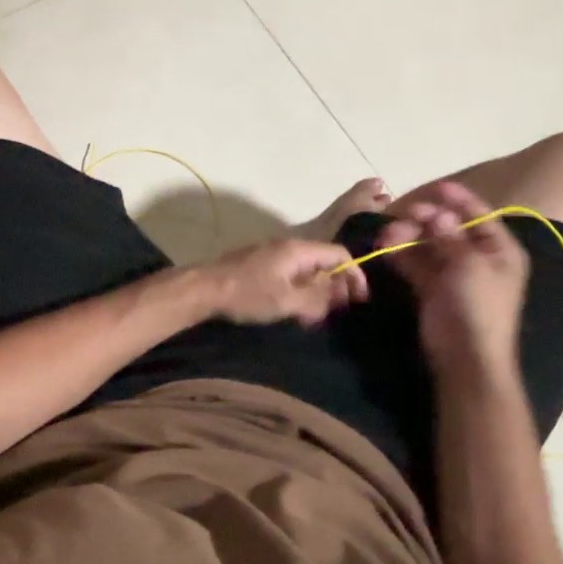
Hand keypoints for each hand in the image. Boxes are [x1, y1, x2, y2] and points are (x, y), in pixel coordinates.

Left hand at [200, 239, 367, 325]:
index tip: (360, 300)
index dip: (354, 276)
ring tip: (314, 317)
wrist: (203, 288)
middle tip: (336, 312)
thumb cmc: (247, 293)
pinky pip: (288, 275)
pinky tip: (293, 312)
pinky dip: (298, 291)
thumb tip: (340, 294)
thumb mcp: (288, 301)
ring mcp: (270, 254)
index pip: (339, 254)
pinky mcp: (258, 265)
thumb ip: (317, 297)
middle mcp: (286, 246)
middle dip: (334, 287)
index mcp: (298, 249)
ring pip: (305, 271)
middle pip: (323, 262)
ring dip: (315, 292)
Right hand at [381, 182, 528, 379]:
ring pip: (428, 245)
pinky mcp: (432, 289)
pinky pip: (415, 264)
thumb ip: (450, 236)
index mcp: (499, 251)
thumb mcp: (468, 266)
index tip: (434, 187)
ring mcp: (454, 274)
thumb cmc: (477, 308)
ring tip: (386, 234)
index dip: (458, 200)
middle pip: (449, 229)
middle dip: (424, 219)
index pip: (480, 216)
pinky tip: (384, 248)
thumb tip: (437, 213)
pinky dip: (401, 255)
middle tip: (402, 214)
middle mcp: (478, 258)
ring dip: (407, 236)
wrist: (466, 358)